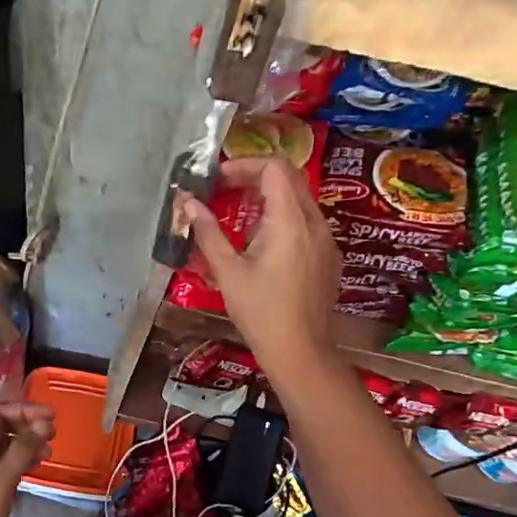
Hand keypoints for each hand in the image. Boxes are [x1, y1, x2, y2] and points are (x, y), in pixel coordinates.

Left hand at [0, 402, 55, 516]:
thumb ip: (22, 449)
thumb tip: (44, 423)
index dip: (23, 410)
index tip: (51, 415)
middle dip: (26, 426)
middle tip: (53, 432)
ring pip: (4, 448)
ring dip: (27, 444)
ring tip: (50, 450)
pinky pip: (6, 466)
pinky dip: (23, 461)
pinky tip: (39, 464)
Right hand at [178, 157, 340, 374]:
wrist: (300, 351)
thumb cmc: (260, 312)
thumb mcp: (228, 271)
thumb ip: (208, 232)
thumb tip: (188, 203)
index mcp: (289, 221)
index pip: (274, 167)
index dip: (244, 165)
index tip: (218, 179)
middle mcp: (314, 222)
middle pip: (289, 178)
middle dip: (256, 177)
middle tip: (226, 191)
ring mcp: (326, 240)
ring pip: (300, 200)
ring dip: (270, 198)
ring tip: (239, 217)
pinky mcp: (328, 257)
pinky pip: (307, 222)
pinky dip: (284, 218)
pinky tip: (263, 244)